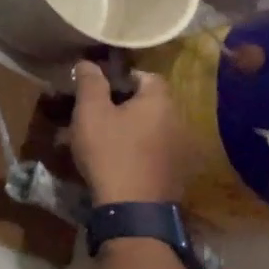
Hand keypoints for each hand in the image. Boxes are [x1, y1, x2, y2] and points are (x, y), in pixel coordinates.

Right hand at [68, 60, 196, 205]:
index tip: (98, 87)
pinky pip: (151, 148)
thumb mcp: (90, 112)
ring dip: (125, 127)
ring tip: (97, 137)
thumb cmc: (109, 150)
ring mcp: (179, 148)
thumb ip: (90, 83)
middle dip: (119, 103)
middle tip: (92, 112)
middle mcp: (177, 121)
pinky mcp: (174, 171)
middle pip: (147, 103)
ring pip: (147, 127)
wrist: (133, 206)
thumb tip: (89, 63)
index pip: (146, 75)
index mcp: (159, 102)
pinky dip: (133, 147)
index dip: (121, 77)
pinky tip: (112, 158)